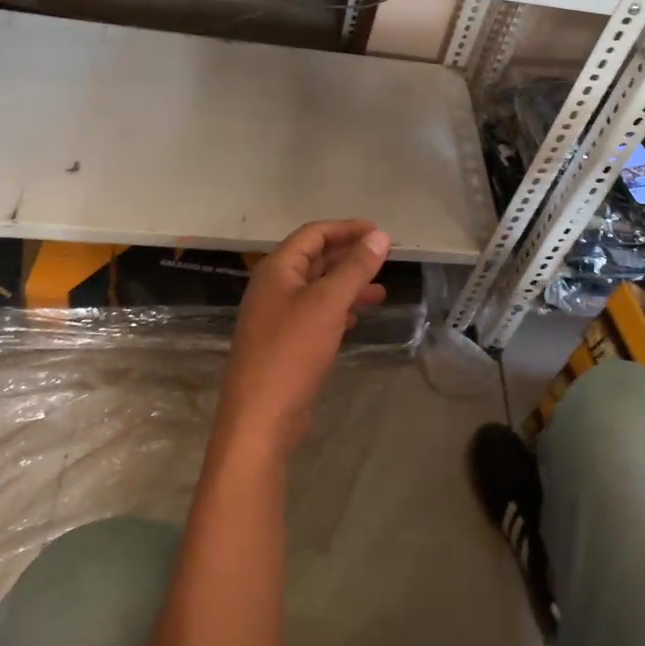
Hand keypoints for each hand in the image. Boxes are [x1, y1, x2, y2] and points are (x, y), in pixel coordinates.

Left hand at [218, 220, 390, 455]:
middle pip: (314, 260)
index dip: (346, 229)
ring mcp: (276, 317)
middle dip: (349, 257)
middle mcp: (273, 287)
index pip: (313, 234)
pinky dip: (337, 311)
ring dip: (347, 286)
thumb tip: (380, 236)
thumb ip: (355, 268)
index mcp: (276, 269)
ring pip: (317, 289)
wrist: (261, 416)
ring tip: (381, 293)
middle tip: (383, 259)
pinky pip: (314, 315)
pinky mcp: (284, 343)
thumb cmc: (292, 350)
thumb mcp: (329, 303)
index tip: (378, 232)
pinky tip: (357, 319)